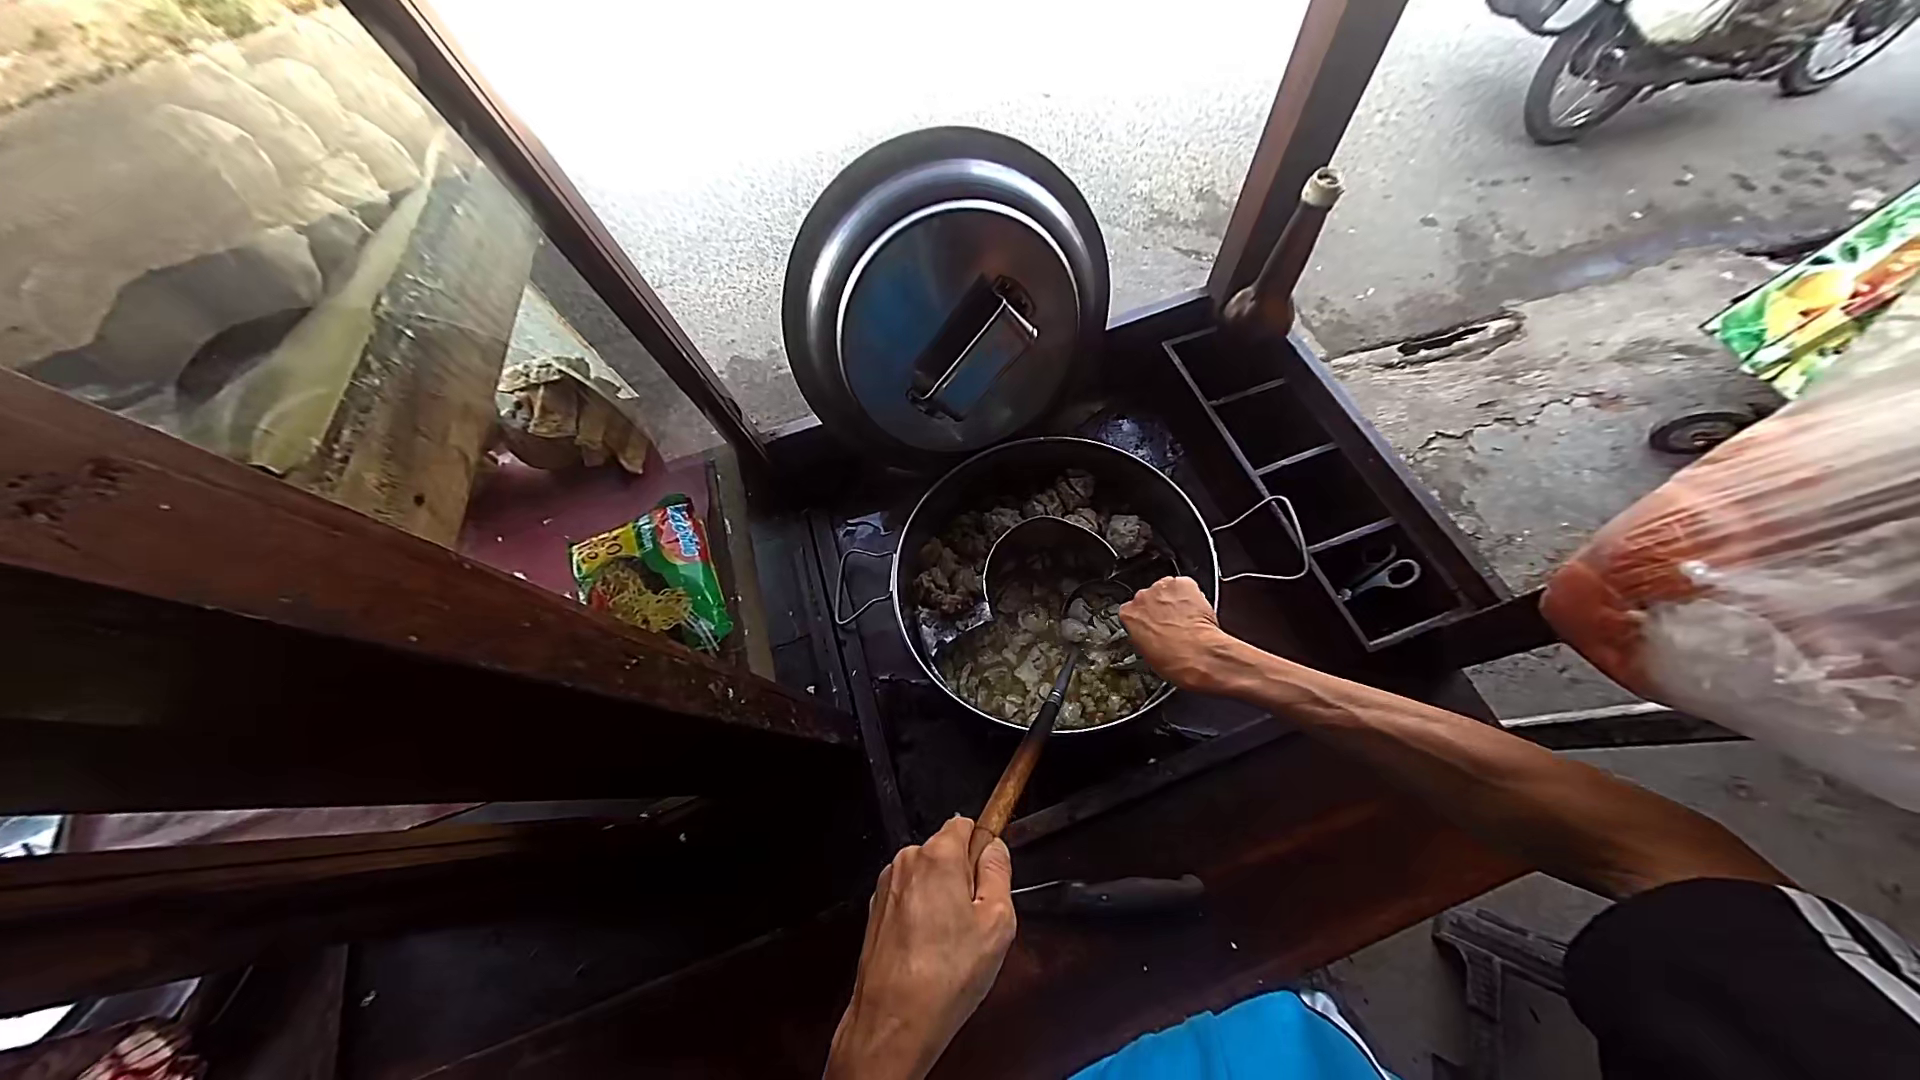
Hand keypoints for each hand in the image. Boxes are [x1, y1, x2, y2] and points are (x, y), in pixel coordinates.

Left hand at [825, 816, 1015, 1079]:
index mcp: (938, 855)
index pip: (967, 824)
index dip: (983, 848)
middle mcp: (908, 861)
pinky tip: (929, 950)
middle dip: (963, 876)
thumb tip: (995, 850)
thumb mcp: (997, 922)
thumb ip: (999, 873)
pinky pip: (909, 898)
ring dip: (941, 897)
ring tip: (950, 943)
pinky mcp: (877, 909)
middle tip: (974, 919)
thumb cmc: (944, 977)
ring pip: (927, 877)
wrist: (892, 1022)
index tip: (990, 872)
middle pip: (946, 852)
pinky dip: (921, 914)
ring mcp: (888, 885)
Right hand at [1119, 576, 1244, 695]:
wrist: (1197, 654)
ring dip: (1176, 600)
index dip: (1146, 617)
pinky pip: (1187, 586)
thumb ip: (1142, 635)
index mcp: (1128, 614)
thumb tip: (1150, 636)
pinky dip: (1193, 595)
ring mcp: (1162, 588)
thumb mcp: (1145, 653)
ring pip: (1169, 589)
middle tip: (1173, 623)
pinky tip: (1197, 611)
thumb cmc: (1173, 659)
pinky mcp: (1183, 583)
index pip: (1133, 610)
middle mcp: (1142, 597)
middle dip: (1161, 607)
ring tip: (1188, 618)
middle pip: (1150, 597)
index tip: (1154, 624)